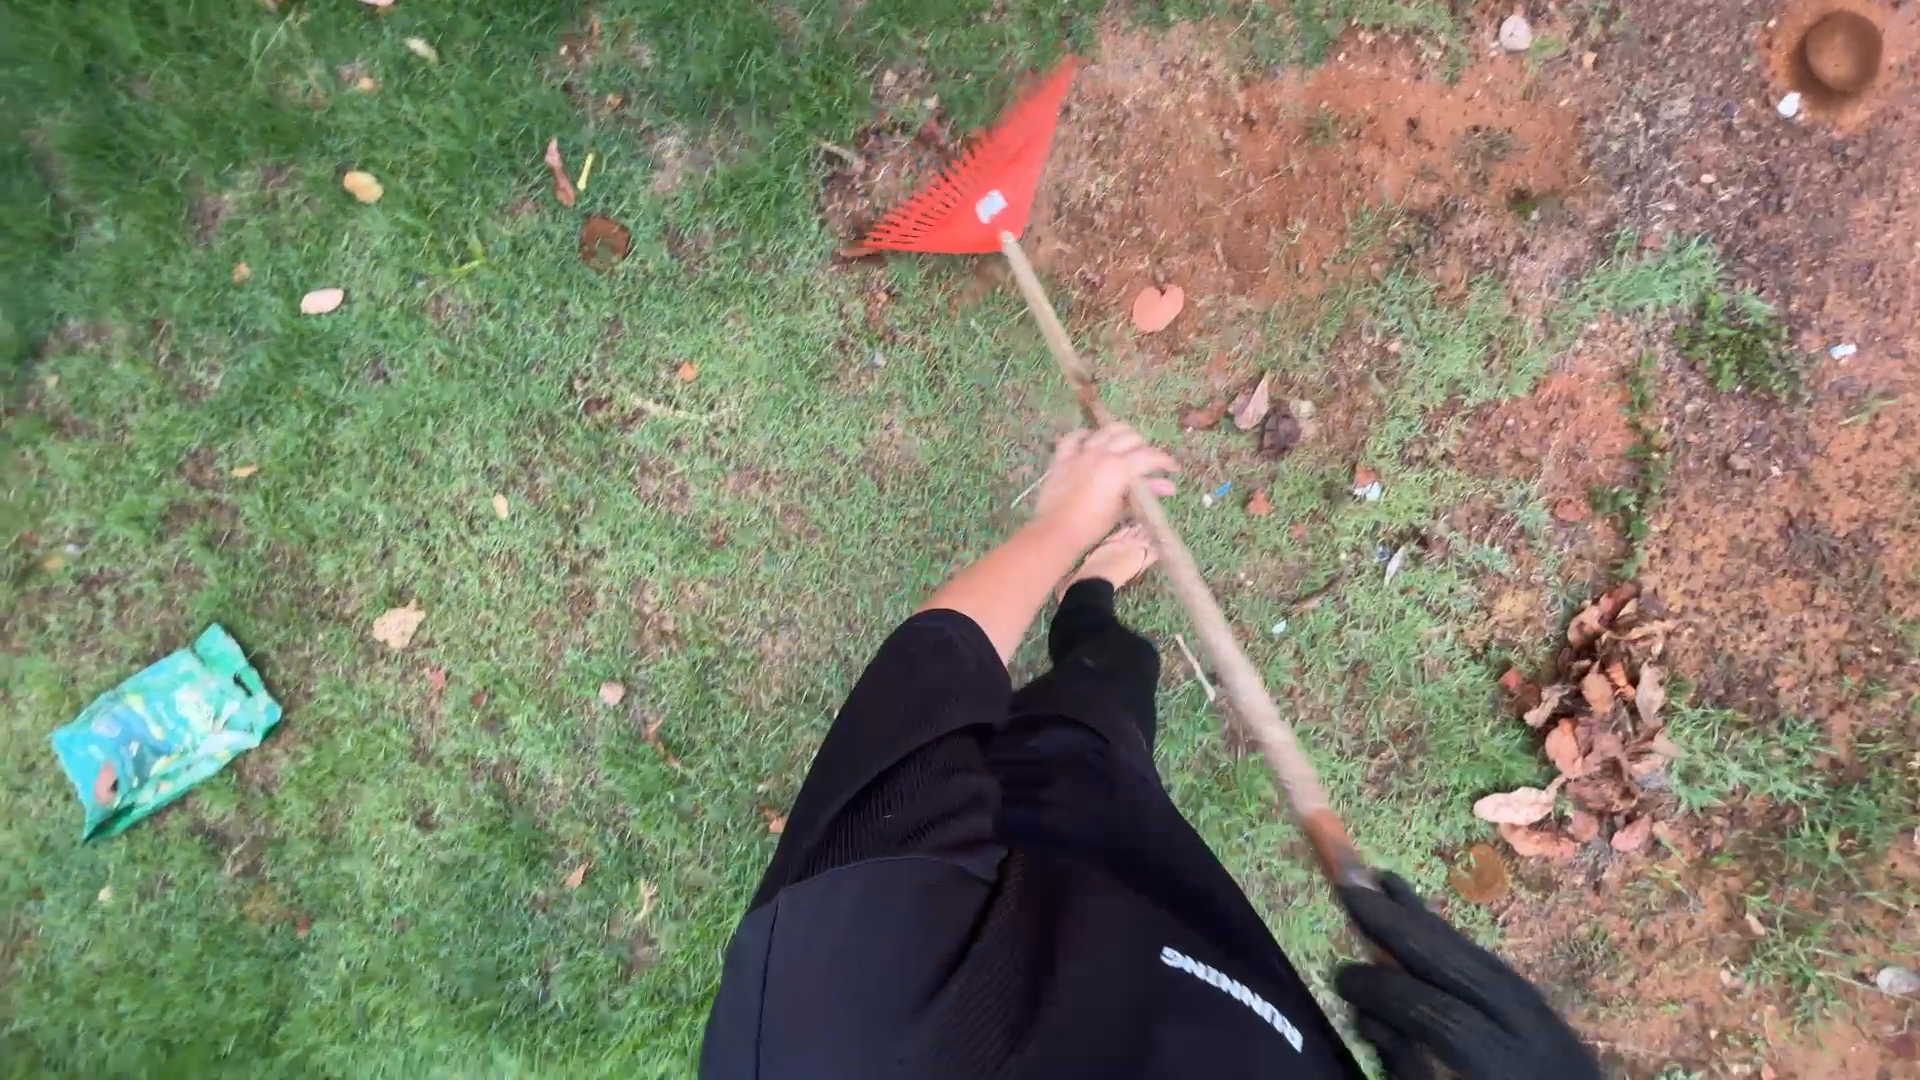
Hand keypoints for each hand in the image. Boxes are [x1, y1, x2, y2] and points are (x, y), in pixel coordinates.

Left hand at [1033, 424, 1176, 548]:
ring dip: (1119, 435)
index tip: (1172, 468)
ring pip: (1105, 431)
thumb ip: (1145, 492)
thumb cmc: (1093, 525)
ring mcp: (1080, 453)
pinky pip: (1073, 438)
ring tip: (1125, 445)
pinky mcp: (1062, 458)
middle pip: (1129, 437)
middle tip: (1147, 460)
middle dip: (1143, 447)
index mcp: (1119, 467)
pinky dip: (1084, 436)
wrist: (1057, 530)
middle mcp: (1101, 453)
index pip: (1149, 456)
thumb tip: (1169, 486)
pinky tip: (1090, 440)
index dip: (1164, 461)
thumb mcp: (1122, 508)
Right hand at [1336, 873, 1599, 1079]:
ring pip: (1475, 953)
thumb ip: (1411, 1069)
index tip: (1341, 978)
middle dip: (1399, 926)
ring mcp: (1543, 1015)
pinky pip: (1485, 958)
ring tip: (1377, 878)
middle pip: (1460, 968)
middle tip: (1348, 888)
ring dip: (1419, 915)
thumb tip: (1368, 1017)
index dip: (1389, 995)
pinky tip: (1418, 910)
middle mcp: (1532, 1034)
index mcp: (1508, 1070)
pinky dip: (1444, 930)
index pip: (1443, 1018)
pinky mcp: (1540, 1005)